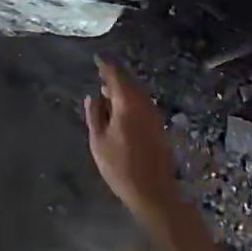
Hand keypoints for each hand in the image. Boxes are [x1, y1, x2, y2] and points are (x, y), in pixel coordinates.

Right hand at [84, 56, 180, 226]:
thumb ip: (95, 115)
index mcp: (128, 103)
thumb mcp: (99, 142)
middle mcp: (144, 103)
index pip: (116, 75)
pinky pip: (142, 104)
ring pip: (136, 93)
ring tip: (107, 93)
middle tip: (100, 74)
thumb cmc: (121, 167)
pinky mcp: (158, 125)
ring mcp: (154, 113)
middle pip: (128, 82)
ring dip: (123, 90)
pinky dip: (130, 101)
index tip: (97, 59)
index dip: (106, 66)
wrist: (154, 191)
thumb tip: (93, 96)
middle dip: (114, 77)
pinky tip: (121, 111)